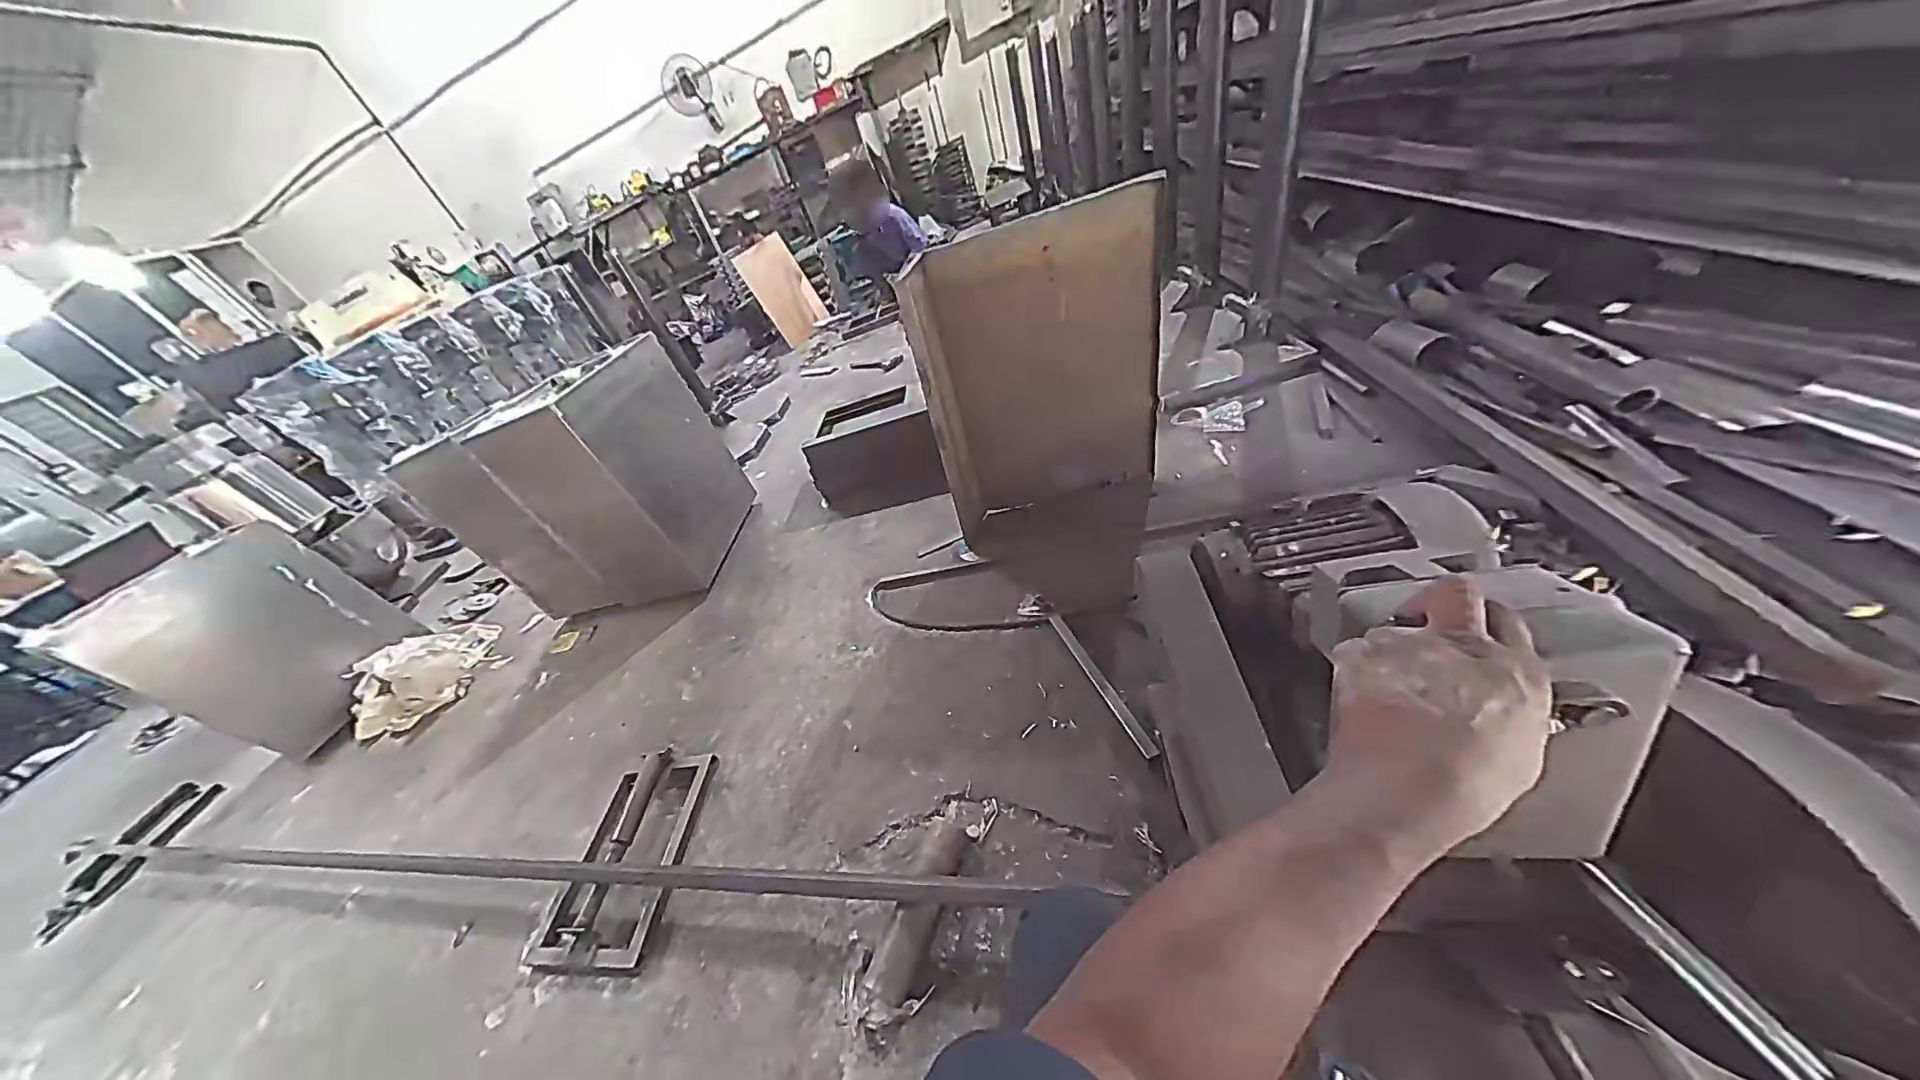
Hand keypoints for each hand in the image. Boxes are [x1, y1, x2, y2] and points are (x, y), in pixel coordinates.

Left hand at [1325, 575, 1552, 855]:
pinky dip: (1357, 667)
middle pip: (1457, 594)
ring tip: (1387, 689)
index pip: (1508, 622)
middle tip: (1428, 614)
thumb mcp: (1521, 751)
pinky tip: (1363, 697)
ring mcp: (1405, 645)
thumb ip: (1510, 710)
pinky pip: (1357, 650)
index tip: (1476, 628)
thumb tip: (1499, 707)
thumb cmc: (1462, 785)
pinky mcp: (1360, 653)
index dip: (1488, 622)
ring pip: (1395, 628)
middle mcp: (1461, 647)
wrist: (1404, 786)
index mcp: (1515, 672)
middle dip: (1443, 599)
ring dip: (1392, 650)